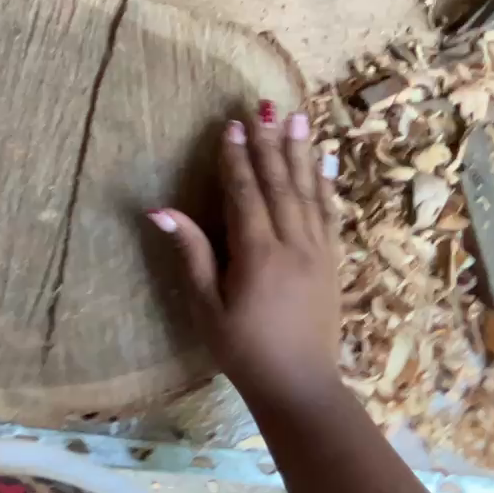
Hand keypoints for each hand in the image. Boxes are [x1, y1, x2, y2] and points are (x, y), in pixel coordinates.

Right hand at [148, 103, 342, 410]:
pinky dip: (326, 184)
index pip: (245, 194)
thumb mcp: (206, 304)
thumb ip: (191, 252)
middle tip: (267, 106)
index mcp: (258, 254)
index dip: (236, 158)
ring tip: (299, 120)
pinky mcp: (333, 263)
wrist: (301, 386)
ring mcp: (319, 253)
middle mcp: (294, 245)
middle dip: (270, 143)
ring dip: (301, 153)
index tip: (232, 124)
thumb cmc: (242, 348)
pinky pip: (329, 213)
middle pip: (280, 184)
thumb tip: (160, 210)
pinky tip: (326, 164)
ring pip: (309, 193)